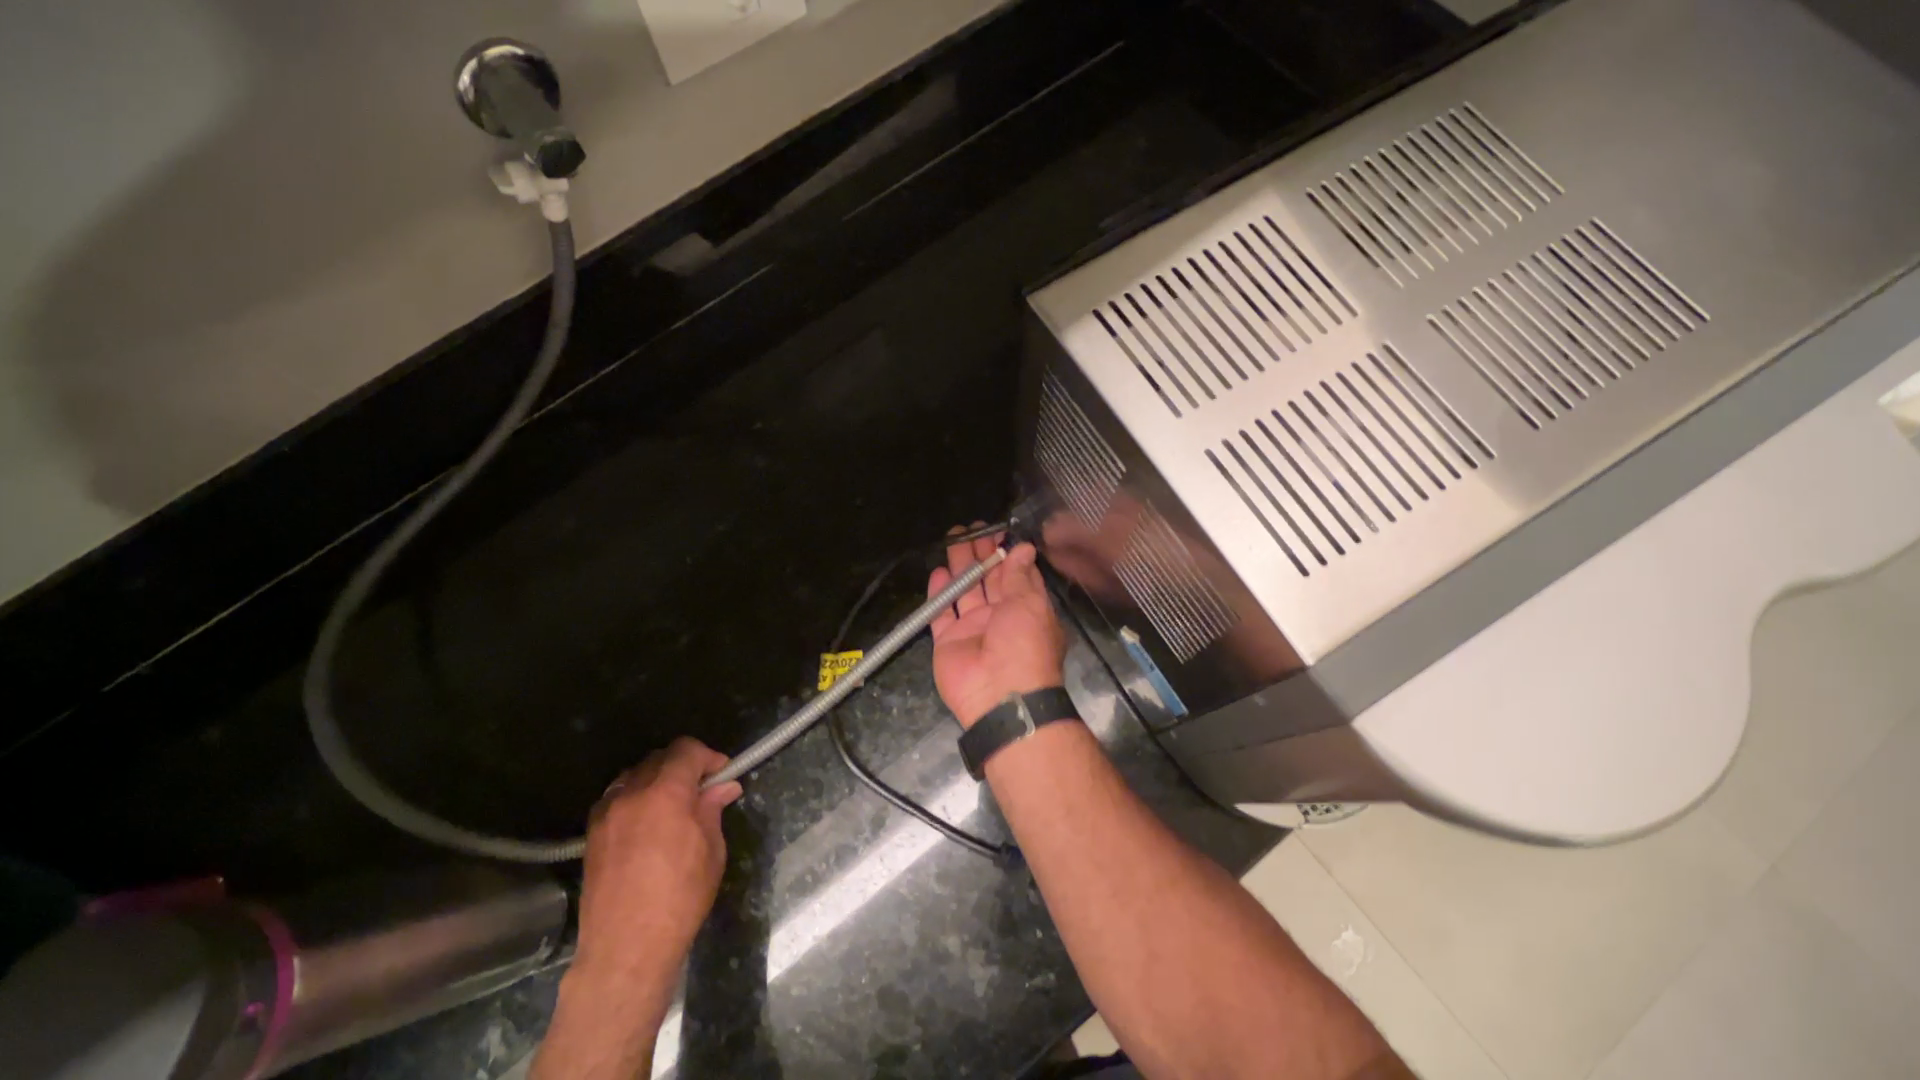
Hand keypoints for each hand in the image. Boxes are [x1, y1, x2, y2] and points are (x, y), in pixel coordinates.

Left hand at [572, 738, 741, 994]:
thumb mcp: (711, 853)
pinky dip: (635, 798)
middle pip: (658, 759)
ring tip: (673, 807)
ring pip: (634, 776)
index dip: (708, 757)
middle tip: (702, 791)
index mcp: (665, 793)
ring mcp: (606, 812)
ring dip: (656, 780)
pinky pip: (616, 798)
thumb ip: (711, 811)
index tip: (722, 774)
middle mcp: (630, 793)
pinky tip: (647, 824)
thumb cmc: (679, 899)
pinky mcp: (591, 833)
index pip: (686, 751)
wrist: (626, 946)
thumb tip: (722, 787)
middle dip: (683, 766)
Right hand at [928, 526, 1067, 727]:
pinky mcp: (948, 642)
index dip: (1009, 553)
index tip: (999, 531)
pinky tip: (938, 572)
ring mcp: (973, 630)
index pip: (1018, 576)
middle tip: (972, 527)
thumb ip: (1019, 576)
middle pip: (989, 580)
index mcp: (1028, 610)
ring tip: (953, 537)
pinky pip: (941, 614)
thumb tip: (1022, 547)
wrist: (1000, 695)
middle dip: (981, 553)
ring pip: (965, 591)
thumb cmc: (1025, 645)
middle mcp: (1001, 618)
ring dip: (960, 566)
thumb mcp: (1029, 604)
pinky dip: (939, 593)